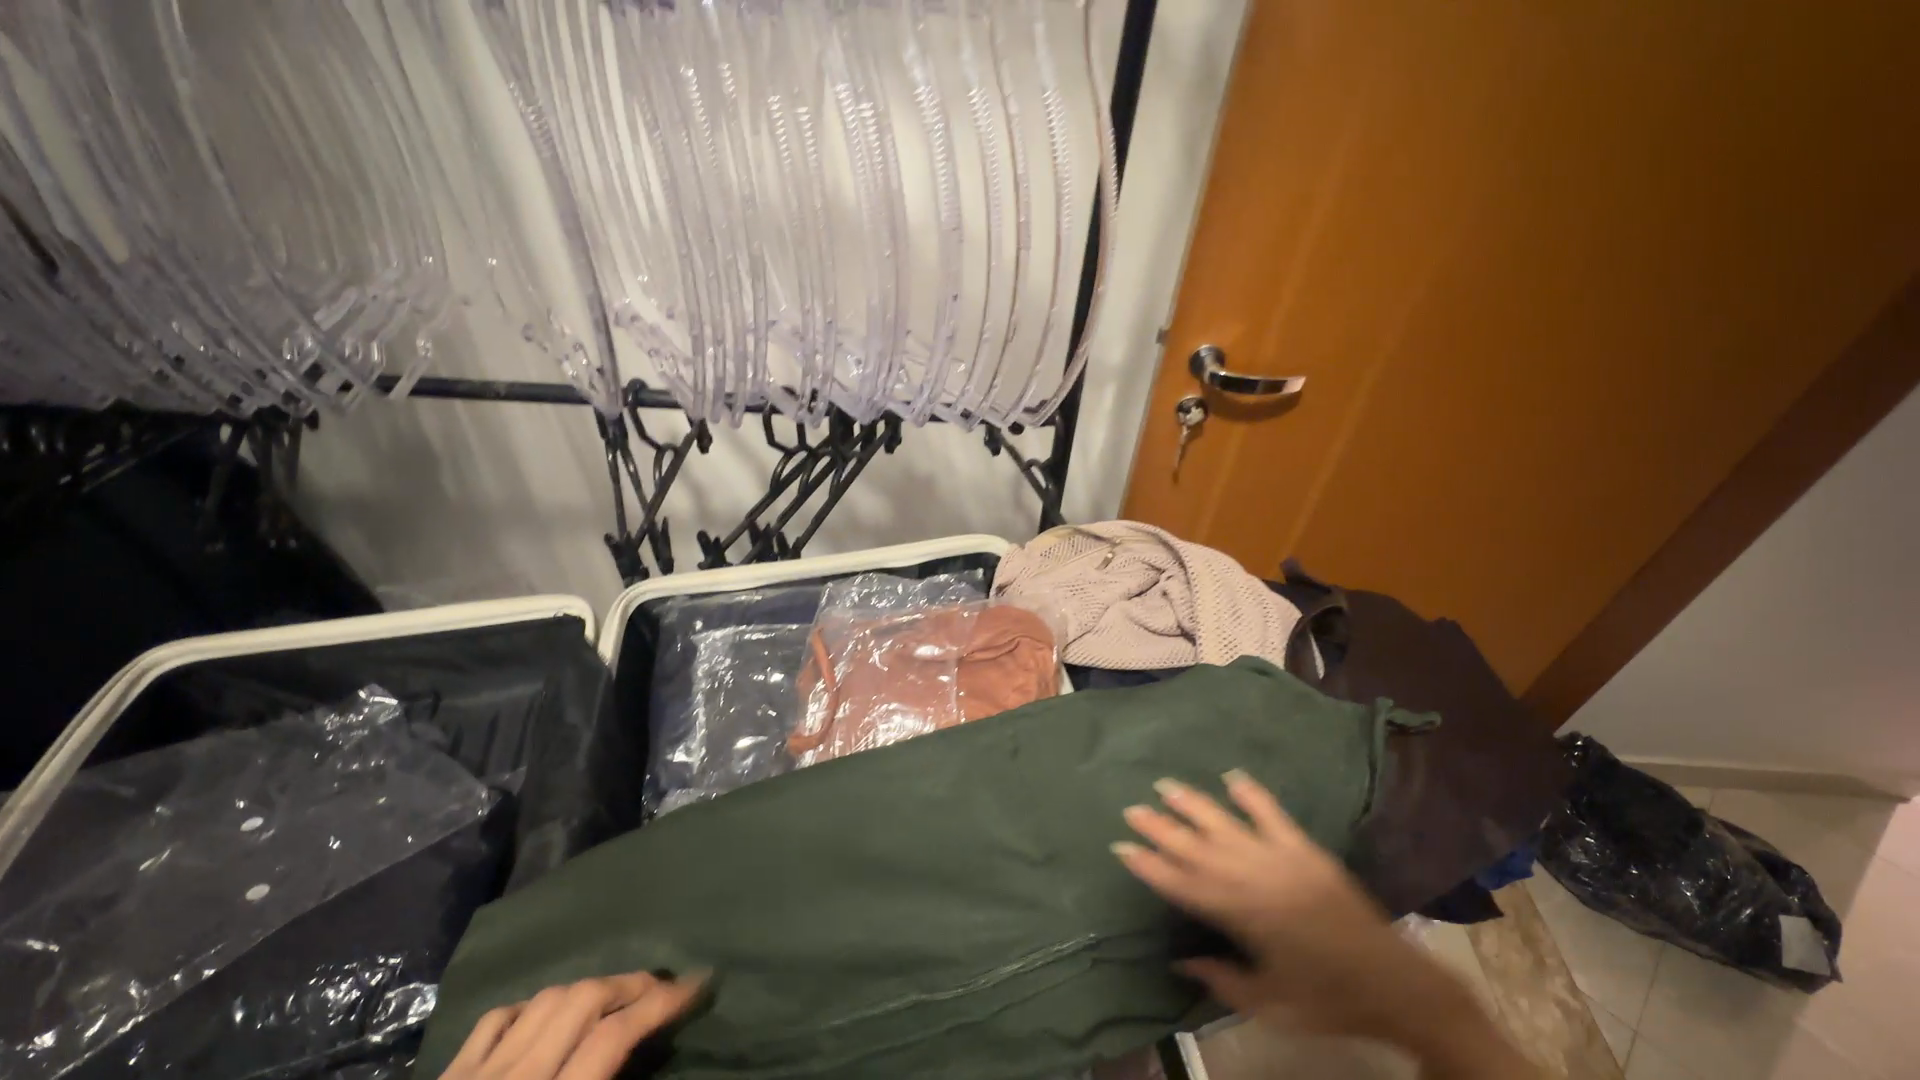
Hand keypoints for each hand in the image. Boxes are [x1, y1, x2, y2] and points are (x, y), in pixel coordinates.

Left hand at [437, 972, 707, 1079]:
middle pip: (584, 1001)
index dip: (661, 1004)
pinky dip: (532, 1008)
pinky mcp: (446, 1078)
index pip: (615, 1036)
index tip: (698, 986)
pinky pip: (497, 1020)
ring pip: (545, 1000)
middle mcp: (516, 1078)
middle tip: (664, 989)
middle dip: (631, 985)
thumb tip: (634, 1062)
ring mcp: (475, 1073)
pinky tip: (546, 1018)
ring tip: (615, 998)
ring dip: (589, 990)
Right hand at [1113, 772, 1536, 1078]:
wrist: (1396, 984)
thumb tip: (1181, 960)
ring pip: (1228, 824)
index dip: (1152, 866)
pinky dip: (1253, 794)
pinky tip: (1233, 777)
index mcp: (1241, 916)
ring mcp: (1282, 859)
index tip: (1123, 846)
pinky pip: (1274, 815)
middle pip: (1198, 849)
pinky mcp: (1308, 851)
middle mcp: (1254, 879)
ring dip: (1195, 805)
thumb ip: (1222, 979)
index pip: (1184, 885)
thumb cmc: (1326, 998)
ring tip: (1166, 785)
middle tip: (1132, 808)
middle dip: (1163, 829)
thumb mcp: (1268, 1002)